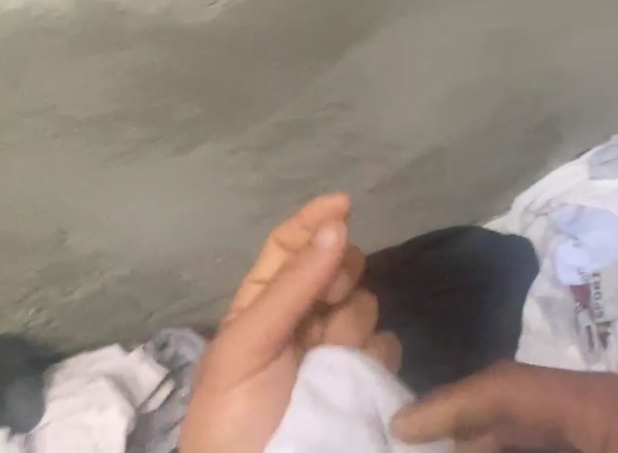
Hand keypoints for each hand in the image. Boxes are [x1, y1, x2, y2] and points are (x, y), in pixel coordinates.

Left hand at [180, 194, 396, 452]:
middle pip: (338, 264)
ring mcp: (335, 347)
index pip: (290, 243)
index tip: (343, 204)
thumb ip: (293, 285)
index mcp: (263, 301)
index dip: (314, 219)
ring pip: (364, 302)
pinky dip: (374, 355)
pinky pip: (384, 344)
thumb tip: (337, 223)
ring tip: (330, 358)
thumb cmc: (232, 413)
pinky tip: (355, 374)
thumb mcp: (246, 346)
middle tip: (330, 299)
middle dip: (339, 273)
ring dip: (351, 323)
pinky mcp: (362, 378)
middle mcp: (303, 315)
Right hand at [388, 361, 617, 452]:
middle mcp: (595, 402)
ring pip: (536, 428)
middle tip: (415, 448)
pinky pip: (560, 441)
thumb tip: (481, 443)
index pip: (504, 388)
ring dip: (496, 444)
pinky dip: (528, 451)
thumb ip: (538, 445)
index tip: (400, 426)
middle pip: (513, 407)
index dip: (449, 404)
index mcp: (590, 401)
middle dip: (464, 431)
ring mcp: (612, 422)